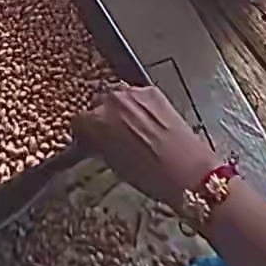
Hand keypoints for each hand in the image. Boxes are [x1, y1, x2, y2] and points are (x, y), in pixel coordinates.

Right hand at [72, 85, 220, 205]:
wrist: (187, 169)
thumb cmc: (150, 175)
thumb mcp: (114, 164)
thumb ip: (100, 146)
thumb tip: (96, 141)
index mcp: (97, 121)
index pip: (78, 120)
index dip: (83, 133)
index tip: (88, 140)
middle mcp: (112, 100)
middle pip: (96, 102)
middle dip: (99, 116)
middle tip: (108, 134)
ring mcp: (133, 93)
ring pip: (115, 94)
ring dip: (117, 107)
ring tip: (127, 125)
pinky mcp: (152, 91)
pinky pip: (135, 94)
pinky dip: (136, 104)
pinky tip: (145, 121)